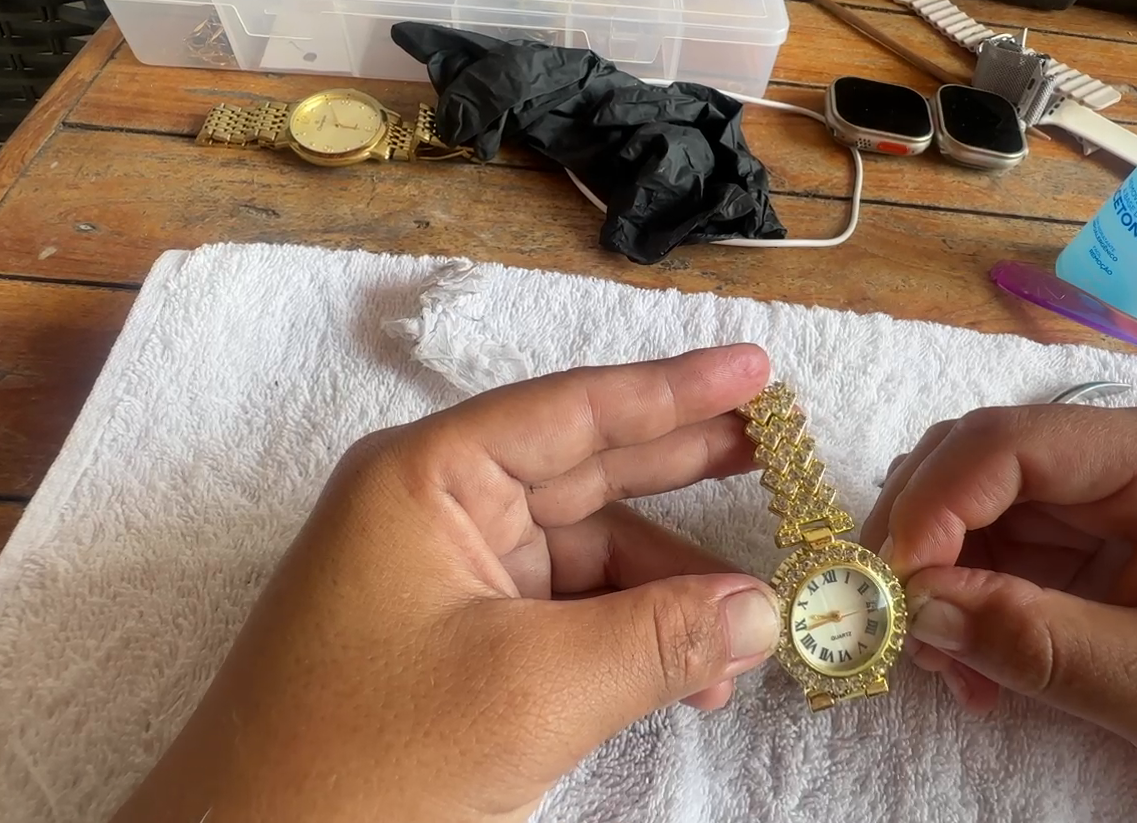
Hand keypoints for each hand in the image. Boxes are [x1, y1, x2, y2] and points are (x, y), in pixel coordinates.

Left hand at [111, 345, 779, 822]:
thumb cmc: (363, 768)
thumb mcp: (528, 694)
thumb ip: (658, 640)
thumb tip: (765, 611)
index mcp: (433, 474)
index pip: (575, 410)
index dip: (674, 389)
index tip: (753, 368)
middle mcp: (446, 500)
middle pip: (589, 462)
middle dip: (683, 460)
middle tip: (772, 444)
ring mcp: (459, 563)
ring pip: (591, 546)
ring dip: (670, 587)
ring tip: (749, 624)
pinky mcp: (471, 622)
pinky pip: (574, 603)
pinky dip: (634, 631)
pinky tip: (693, 670)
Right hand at [862, 404, 1136, 822]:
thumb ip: (1046, 647)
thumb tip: (918, 608)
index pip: (1015, 443)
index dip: (938, 500)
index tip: (893, 579)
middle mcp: (1120, 455)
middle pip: (975, 461)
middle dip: (922, 533)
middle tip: (894, 613)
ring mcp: (1095, 494)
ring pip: (966, 502)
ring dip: (933, 572)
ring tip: (938, 655)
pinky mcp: (1077, 538)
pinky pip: (984, 547)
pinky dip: (957, 598)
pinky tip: (968, 660)